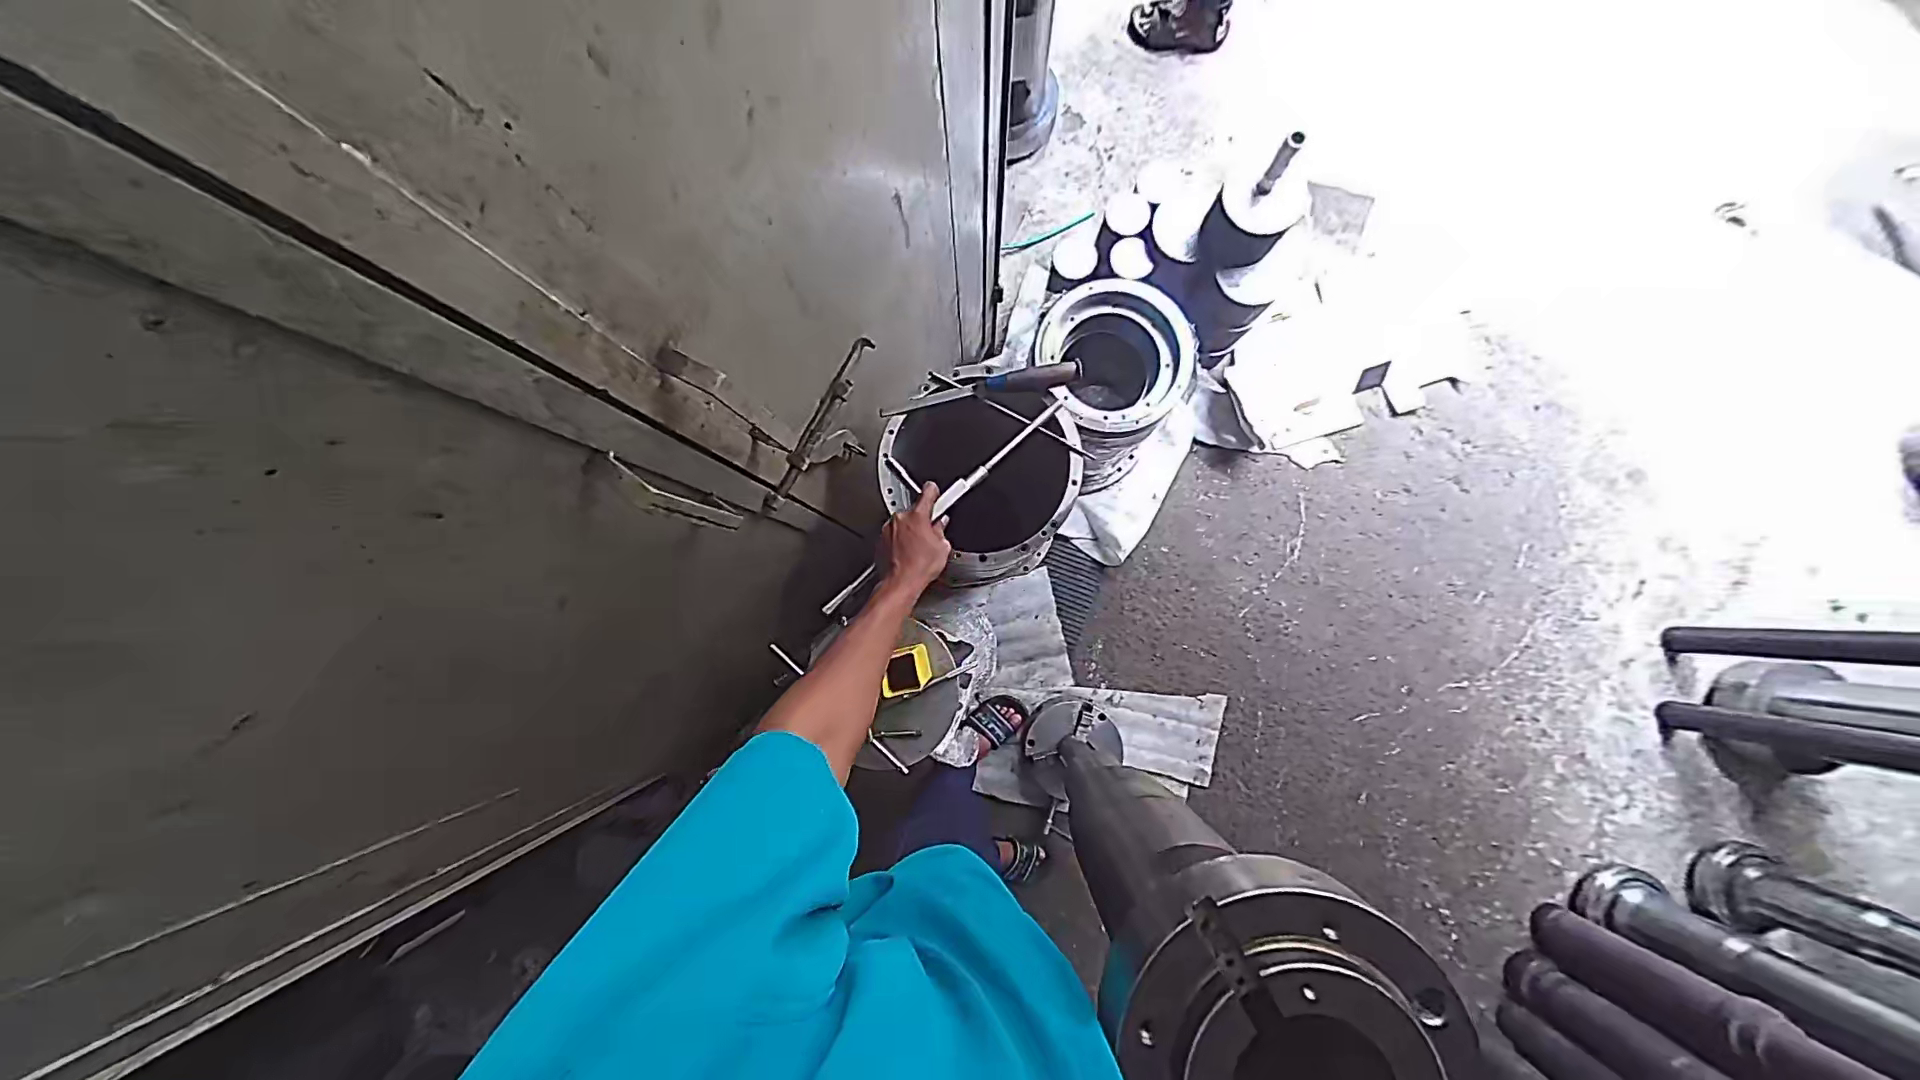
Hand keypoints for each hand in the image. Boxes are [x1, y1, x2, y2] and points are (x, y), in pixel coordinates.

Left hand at [880, 483, 951, 593]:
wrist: (900, 582)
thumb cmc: (919, 567)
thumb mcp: (942, 547)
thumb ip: (941, 530)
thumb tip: (940, 526)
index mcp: (917, 516)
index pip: (927, 493)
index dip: (934, 491)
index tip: (935, 491)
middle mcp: (900, 519)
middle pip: (914, 511)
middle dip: (923, 520)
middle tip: (930, 534)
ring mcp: (889, 529)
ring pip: (903, 523)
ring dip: (911, 531)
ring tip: (919, 548)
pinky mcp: (881, 539)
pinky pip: (893, 535)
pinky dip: (900, 540)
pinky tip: (908, 553)